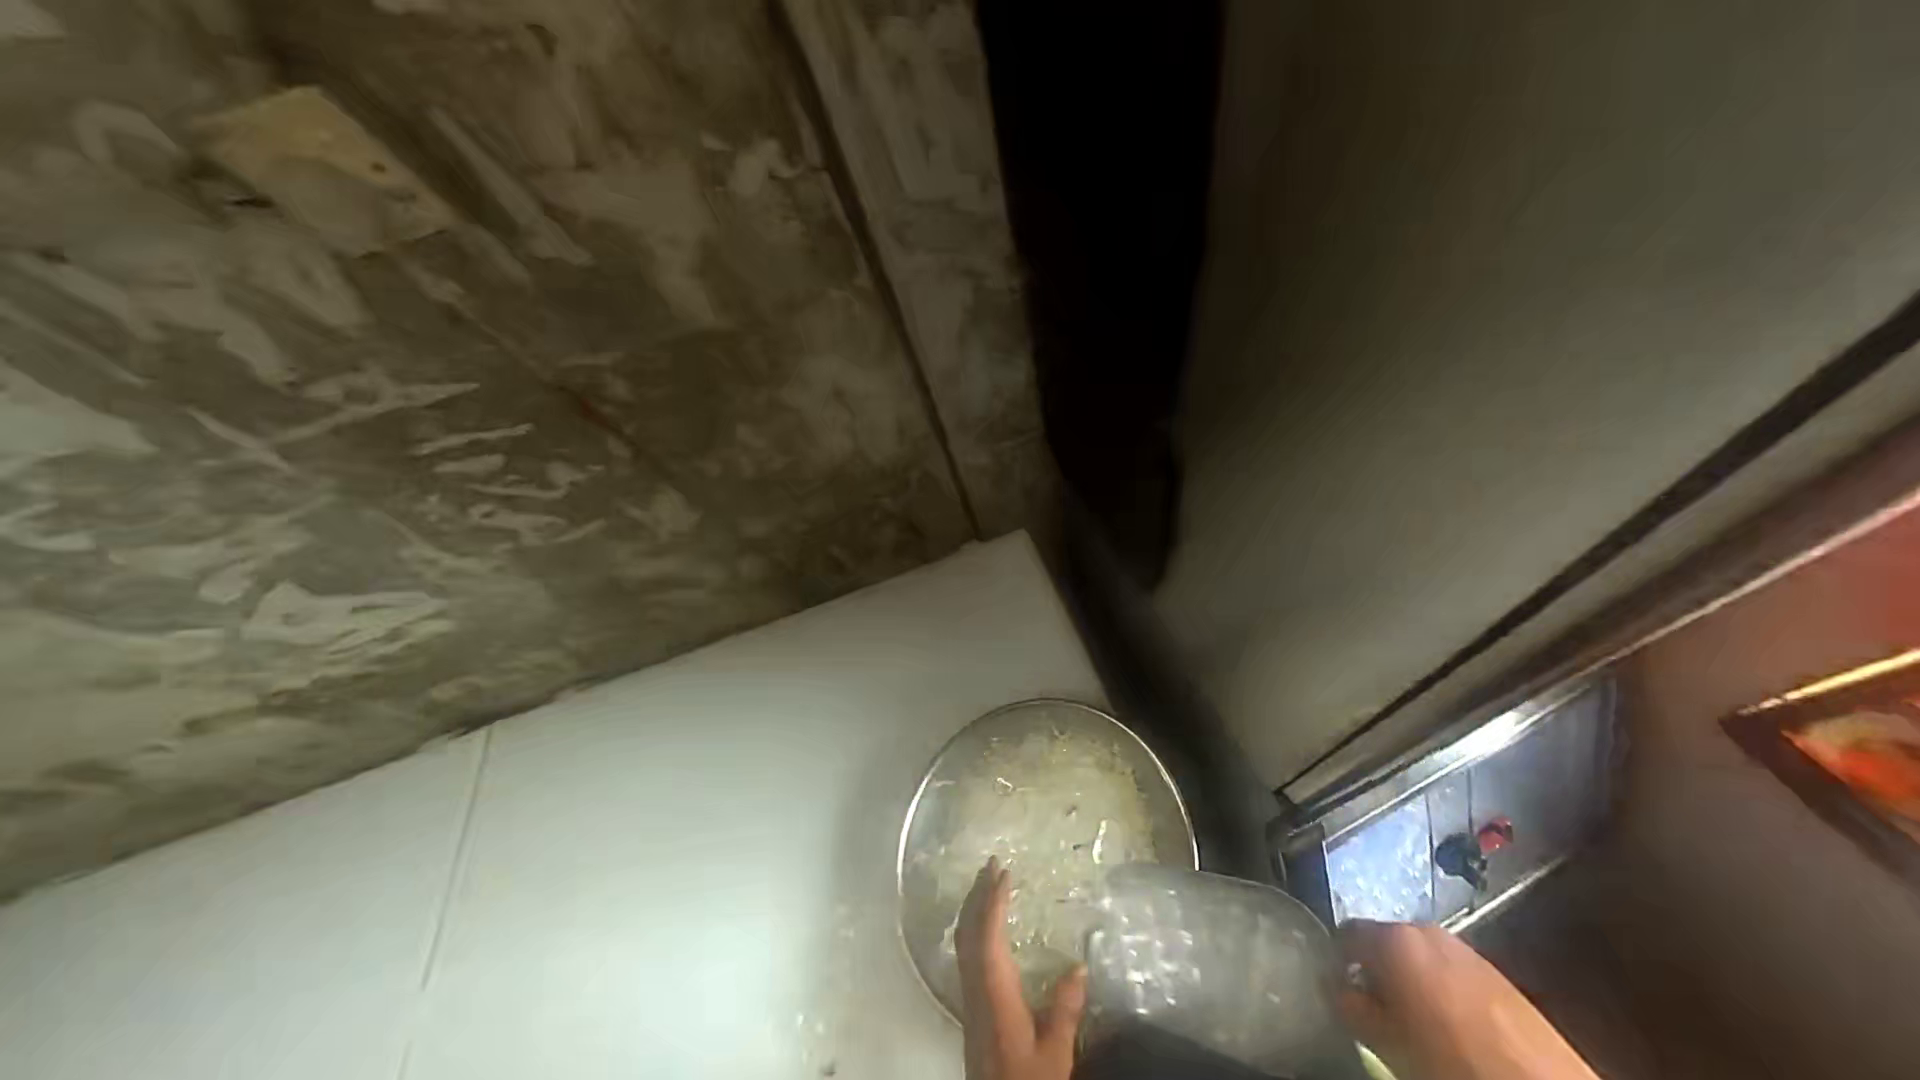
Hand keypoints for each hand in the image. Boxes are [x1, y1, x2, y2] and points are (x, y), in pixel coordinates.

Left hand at [955, 857, 1087, 1079]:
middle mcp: (975, 988)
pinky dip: (972, 928)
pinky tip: (982, 926)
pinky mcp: (970, 1007)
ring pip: (963, 941)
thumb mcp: (1056, 1051)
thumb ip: (1065, 1008)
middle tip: (991, 863)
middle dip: (978, 894)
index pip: (987, 935)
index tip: (1003, 871)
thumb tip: (1079, 966)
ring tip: (985, 883)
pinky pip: (965, 953)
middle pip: (968, 931)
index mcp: (994, 991)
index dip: (993, 900)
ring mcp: (968, 997)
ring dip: (972, 908)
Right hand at [1338, 920, 1599, 1079]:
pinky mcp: (1495, 971)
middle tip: (1374, 1005)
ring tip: (1412, 1017)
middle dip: (1375, 968)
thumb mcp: (1384, 1039)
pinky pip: (1451, 970)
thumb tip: (1336, 988)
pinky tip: (1448, 1023)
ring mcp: (1464, 948)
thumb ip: (1349, 1005)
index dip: (1337, 960)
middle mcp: (1426, 930)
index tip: (1337, 987)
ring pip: (1419, 955)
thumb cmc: (1447, 1057)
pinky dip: (1440, 988)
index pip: (1346, 933)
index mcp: (1393, 937)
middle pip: (1384, 940)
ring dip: (1409, 978)